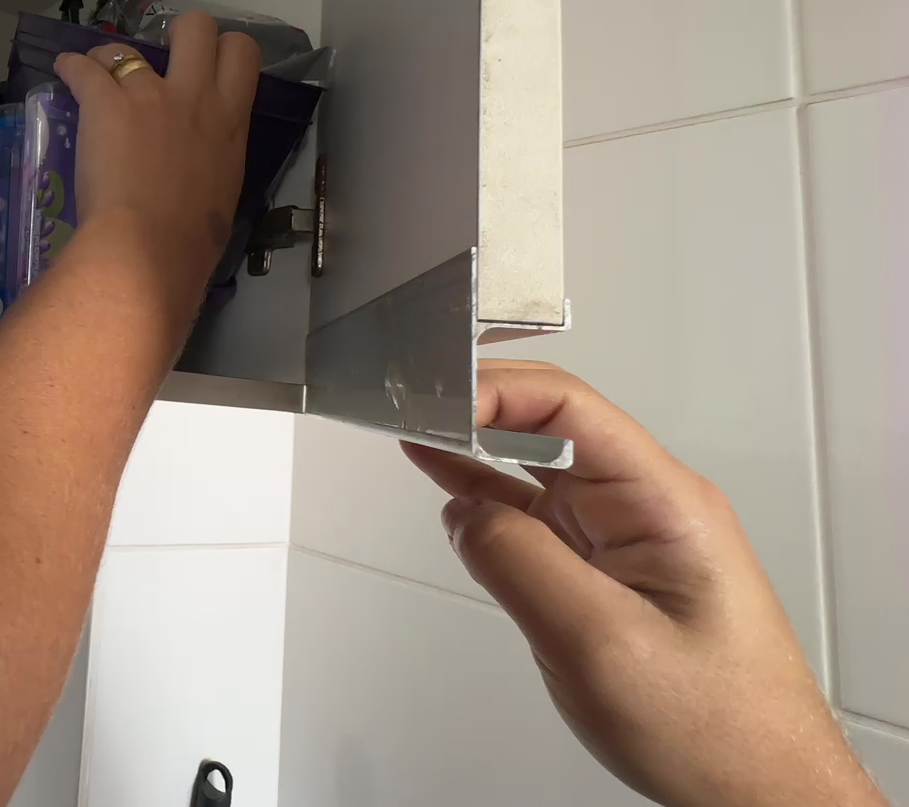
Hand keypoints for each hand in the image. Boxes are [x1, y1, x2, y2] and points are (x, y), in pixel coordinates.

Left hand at [52, 10, 259, 317]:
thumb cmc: (190, 240)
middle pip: (199, 28)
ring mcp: (149, 96)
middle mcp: (194, 97)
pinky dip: (72, 67)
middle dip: (181, 32)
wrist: (149, 245)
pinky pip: (84, 69)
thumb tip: (204, 174)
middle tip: (163, 55)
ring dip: (112, 55)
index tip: (206, 65)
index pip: (242, 54)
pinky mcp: (106, 103)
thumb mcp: (222, 193)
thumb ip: (215, 166)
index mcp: (230, 122)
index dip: (223, 49)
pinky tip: (64, 70)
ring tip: (99, 71)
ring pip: (130, 47)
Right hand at [404, 361, 884, 806]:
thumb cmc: (712, 729)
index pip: (565, 406)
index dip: (492, 391)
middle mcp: (635, 501)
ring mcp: (607, 526)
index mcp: (661, 501)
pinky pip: (513, 497)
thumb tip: (461, 510)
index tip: (432, 403)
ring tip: (405, 419)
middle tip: (407, 401)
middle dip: (471, 401)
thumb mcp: (598, 638)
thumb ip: (516, 557)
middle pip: (540, 416)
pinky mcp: (581, 553)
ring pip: (522, 453)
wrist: (751, 797)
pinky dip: (466, 476)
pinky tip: (431, 460)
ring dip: (463, 434)